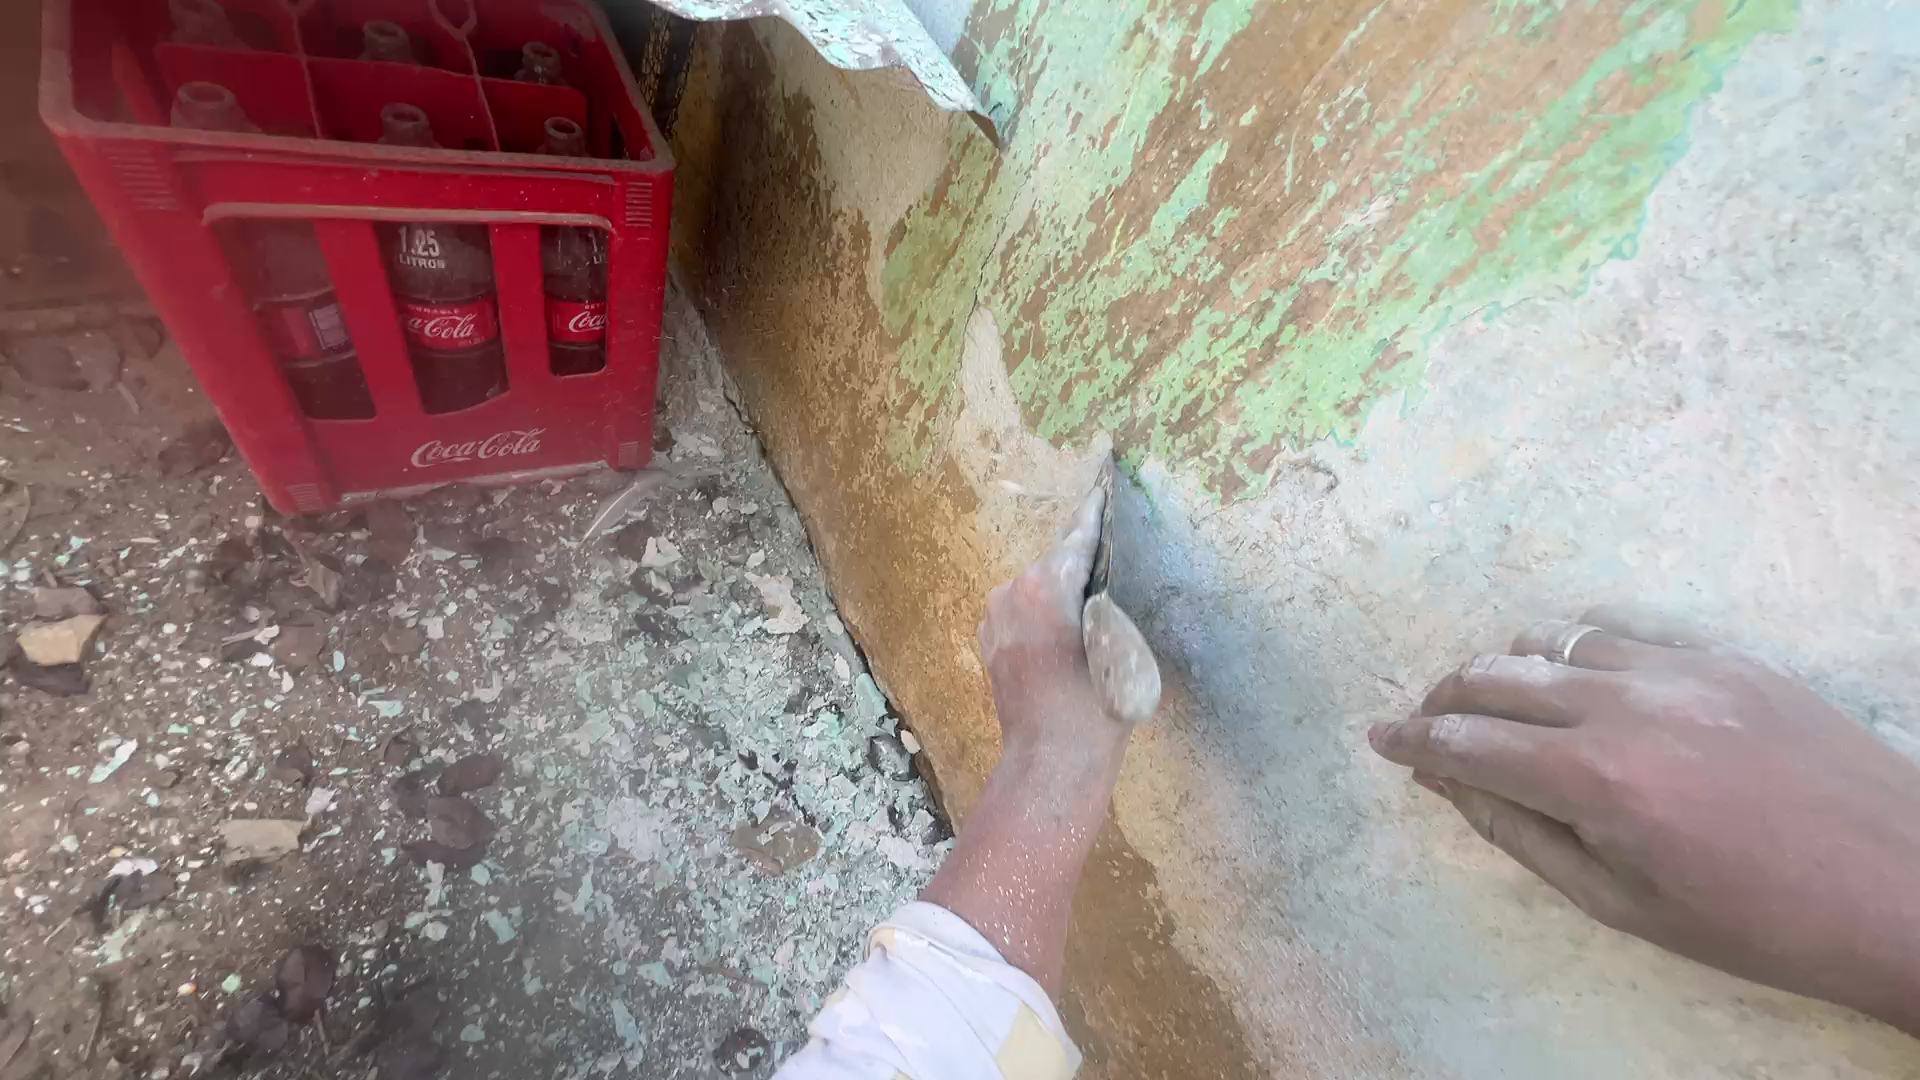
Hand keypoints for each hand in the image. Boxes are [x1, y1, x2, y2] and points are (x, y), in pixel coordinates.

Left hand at [976, 484, 1118, 756]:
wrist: (1052, 757)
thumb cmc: (1097, 705)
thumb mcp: (1120, 644)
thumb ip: (1106, 599)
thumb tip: (1097, 581)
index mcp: (1046, 585)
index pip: (1076, 537)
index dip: (1092, 510)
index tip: (1098, 480)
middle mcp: (1010, 591)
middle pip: (1054, 566)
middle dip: (1077, 570)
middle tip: (1104, 584)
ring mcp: (992, 616)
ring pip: (1033, 590)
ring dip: (1055, 598)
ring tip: (1081, 627)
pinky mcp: (986, 640)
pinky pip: (1018, 614)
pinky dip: (1037, 618)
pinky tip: (1056, 643)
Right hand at [1370, 605, 1919, 1034]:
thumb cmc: (1759, 921)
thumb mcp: (1620, 903)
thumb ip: (1516, 832)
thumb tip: (1443, 781)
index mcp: (1597, 782)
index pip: (1464, 744)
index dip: (1411, 742)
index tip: (1380, 739)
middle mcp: (1625, 710)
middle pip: (1488, 678)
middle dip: (1440, 701)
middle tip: (1430, 725)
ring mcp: (1679, 673)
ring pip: (1543, 644)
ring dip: (1501, 672)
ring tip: (1500, 702)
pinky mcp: (1724, 657)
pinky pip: (1614, 628)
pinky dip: (1570, 648)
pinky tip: (1571, 676)